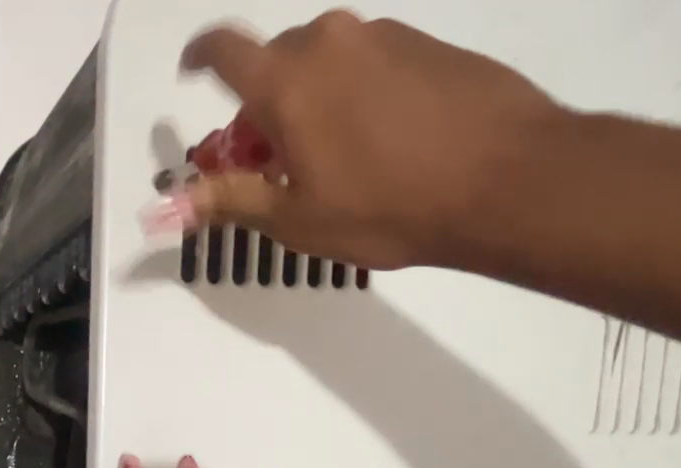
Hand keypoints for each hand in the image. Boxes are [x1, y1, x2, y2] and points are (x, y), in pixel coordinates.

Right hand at [158, 11, 561, 267]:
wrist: (506, 180)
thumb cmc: (385, 208)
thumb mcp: (295, 219)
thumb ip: (230, 200)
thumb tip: (174, 203)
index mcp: (286, 83)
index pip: (224, 49)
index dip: (199, 54)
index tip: (191, 70)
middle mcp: (329, 42)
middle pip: (275, 62)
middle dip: (262, 104)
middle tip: (273, 159)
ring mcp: (383, 35)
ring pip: (323, 62)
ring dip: (310, 100)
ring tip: (331, 158)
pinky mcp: (426, 42)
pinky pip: (367, 62)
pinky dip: (353, 94)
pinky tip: (378, 143)